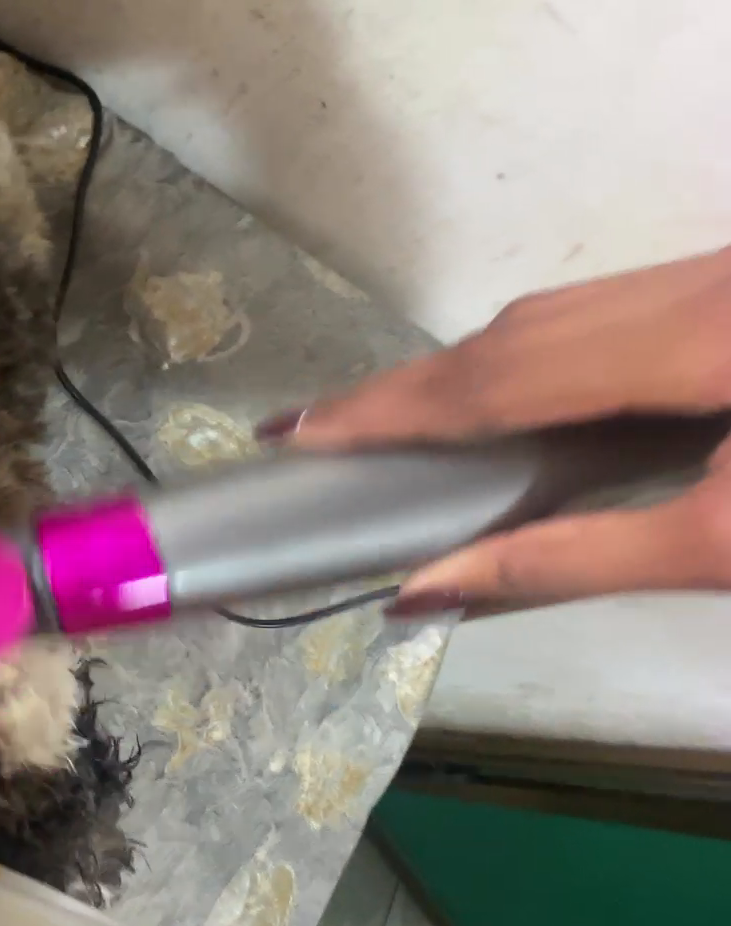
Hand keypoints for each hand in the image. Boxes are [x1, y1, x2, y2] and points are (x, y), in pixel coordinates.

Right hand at [267, 246, 730, 612]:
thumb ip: (565, 560)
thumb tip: (420, 593)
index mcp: (698, 342)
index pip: (490, 378)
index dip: (379, 409)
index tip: (287, 431)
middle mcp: (708, 283)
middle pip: (512, 333)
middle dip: (405, 386)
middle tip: (320, 430)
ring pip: (557, 314)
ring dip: (462, 371)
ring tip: (393, 421)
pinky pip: (607, 312)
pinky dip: (529, 357)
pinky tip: (510, 396)